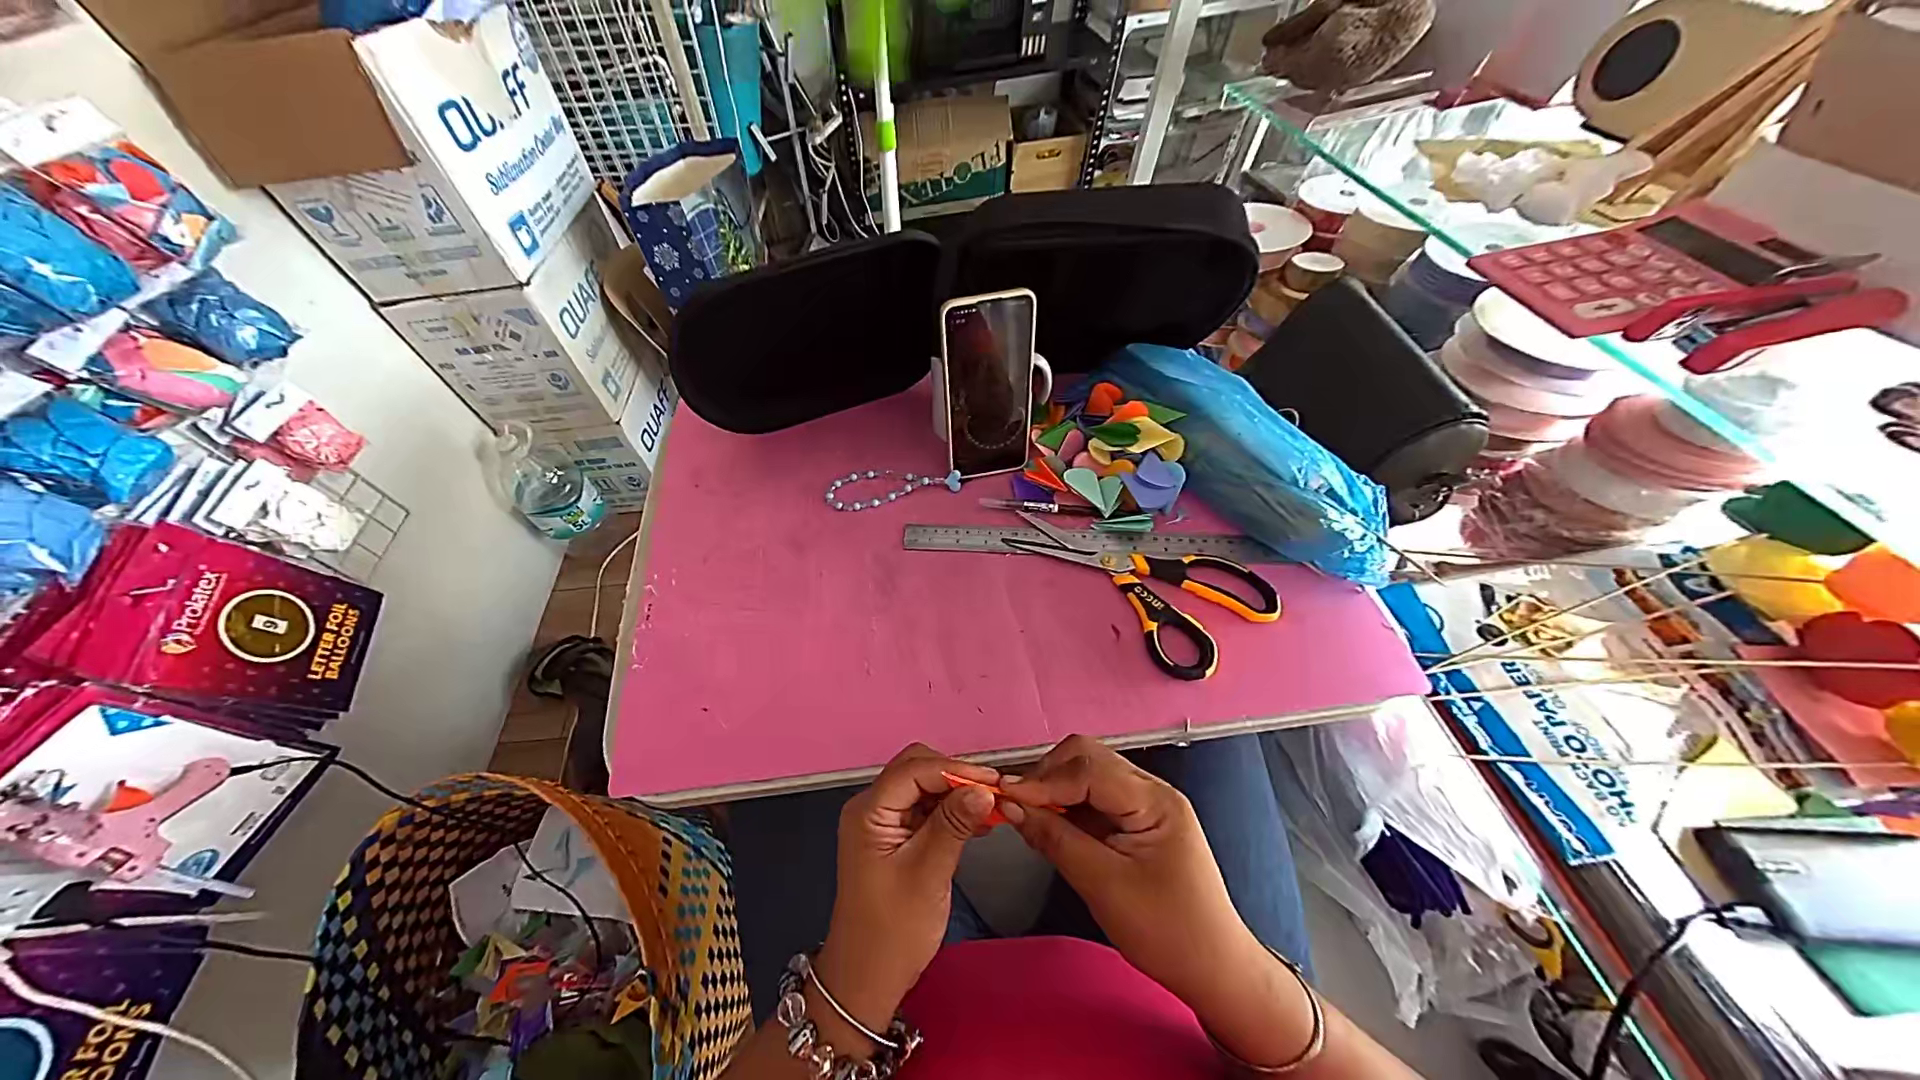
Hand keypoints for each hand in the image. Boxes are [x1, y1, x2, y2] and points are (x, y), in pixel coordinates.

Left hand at [814, 744, 998, 1048]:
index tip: (993, 781)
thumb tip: (984, 789)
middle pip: (918, 769)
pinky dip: (953, 811)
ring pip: (925, 787)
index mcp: (869, 811)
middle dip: (957, 777)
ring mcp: (884, 822)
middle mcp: (872, 808)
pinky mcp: (897, 836)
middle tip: (993, 793)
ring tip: (993, 807)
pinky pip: (928, 808)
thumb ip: (954, 825)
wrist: (867, 980)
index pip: (914, 769)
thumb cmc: (891, 933)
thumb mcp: (927, 875)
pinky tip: (978, 822)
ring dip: (958, 793)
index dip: (956, 770)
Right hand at [996, 735, 1261, 1010]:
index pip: (1088, 770)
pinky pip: (1091, 797)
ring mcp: (1143, 803)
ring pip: (1086, 772)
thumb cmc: (1168, 931)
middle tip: (1014, 804)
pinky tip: (1047, 823)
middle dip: (1046, 775)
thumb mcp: (1104, 886)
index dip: (1042, 781)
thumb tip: (1011, 807)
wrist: (1214, 969)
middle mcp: (1150, 790)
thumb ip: (1055, 840)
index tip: (1003, 796)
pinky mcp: (1133, 820)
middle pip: (1087, 757)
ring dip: (1053, 787)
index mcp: (1154, 800)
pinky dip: (1064, 804)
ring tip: (1025, 813)